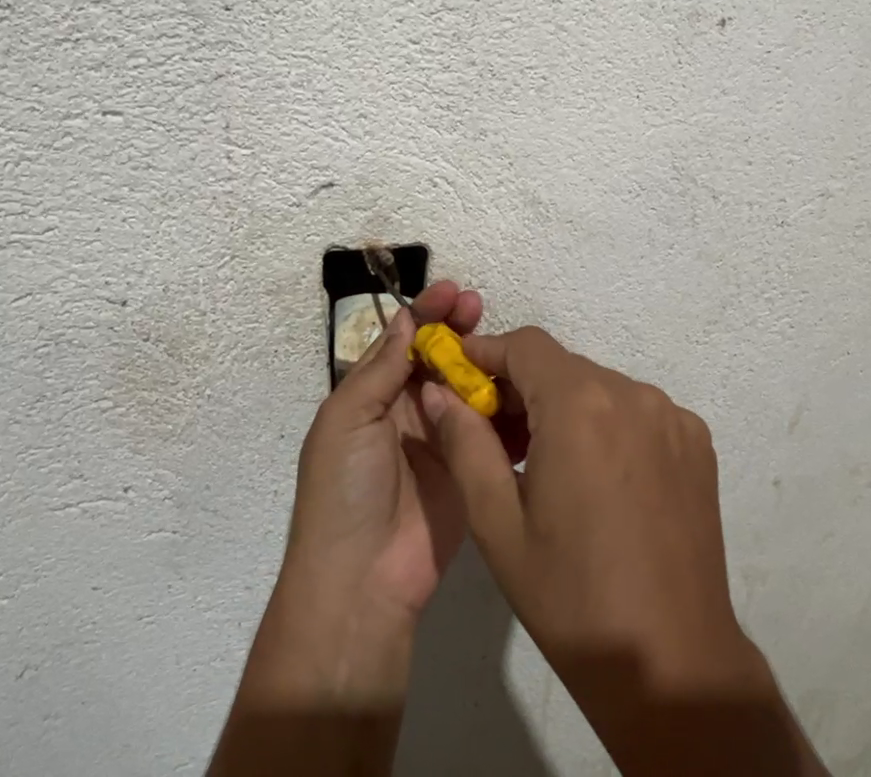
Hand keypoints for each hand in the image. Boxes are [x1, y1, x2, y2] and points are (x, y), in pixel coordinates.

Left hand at [210, 283, 483, 776]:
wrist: (364, 578)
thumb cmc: (344, 489)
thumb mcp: (348, 418)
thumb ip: (380, 368)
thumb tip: (406, 320)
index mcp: (370, 397)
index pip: (402, 343)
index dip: (426, 315)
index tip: (453, 291)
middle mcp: (406, 414)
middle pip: (439, 360)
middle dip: (459, 331)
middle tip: (482, 309)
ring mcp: (442, 443)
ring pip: (469, 390)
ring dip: (486, 365)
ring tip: (508, 347)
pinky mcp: (471, 470)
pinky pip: (492, 430)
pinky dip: (508, 408)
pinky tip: (526, 388)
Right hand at [421, 328, 825, 775]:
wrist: (672, 659)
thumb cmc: (569, 595)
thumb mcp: (497, 521)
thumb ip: (465, 443)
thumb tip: (440, 391)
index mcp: (582, 406)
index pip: (526, 345)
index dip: (485, 354)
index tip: (456, 378)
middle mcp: (635, 395)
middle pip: (564, 366)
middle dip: (521, 387)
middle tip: (490, 434)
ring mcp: (674, 419)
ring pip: (600, 388)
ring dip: (563, 408)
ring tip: (539, 464)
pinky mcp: (697, 445)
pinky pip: (636, 414)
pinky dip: (604, 426)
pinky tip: (591, 480)